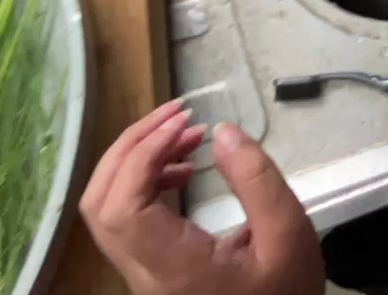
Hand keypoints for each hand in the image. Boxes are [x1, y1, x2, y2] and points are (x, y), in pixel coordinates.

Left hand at [80, 99, 324, 294]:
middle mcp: (143, 275)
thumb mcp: (287, 230)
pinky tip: (185, 165)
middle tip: (179, 112)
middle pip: (99, 206)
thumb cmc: (287, 290)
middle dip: (131, 147)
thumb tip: (222, 131)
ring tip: (189, 131)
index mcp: (174, 268)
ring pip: (107, 211)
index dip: (142, 156)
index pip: (122, 210)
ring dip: (138, 160)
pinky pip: (127, 219)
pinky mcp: (150, 270)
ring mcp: (142, 275)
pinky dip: (145, 180)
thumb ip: (256, 180)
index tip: (186, 122)